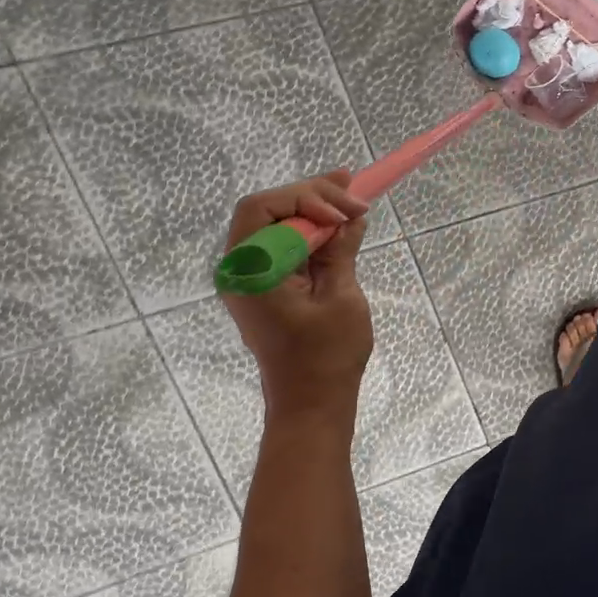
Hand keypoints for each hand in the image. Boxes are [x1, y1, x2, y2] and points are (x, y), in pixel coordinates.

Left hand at [222, 171, 373, 416]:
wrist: (310, 401)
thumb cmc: (327, 354)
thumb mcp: (341, 296)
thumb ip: (340, 251)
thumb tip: (351, 217)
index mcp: (250, 271)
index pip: (266, 209)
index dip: (308, 197)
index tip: (351, 209)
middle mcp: (240, 269)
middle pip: (267, 211)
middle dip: (312, 198)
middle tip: (356, 195)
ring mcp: (250, 279)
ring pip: (275, 225)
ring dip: (313, 212)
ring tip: (353, 202)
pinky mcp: (265, 288)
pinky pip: (282, 248)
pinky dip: (310, 233)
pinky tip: (339, 225)